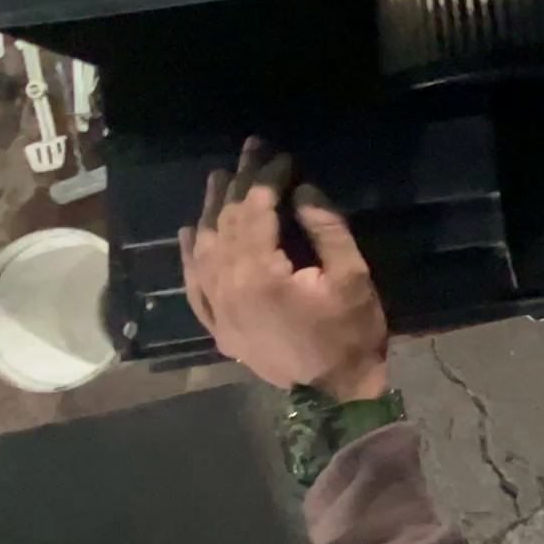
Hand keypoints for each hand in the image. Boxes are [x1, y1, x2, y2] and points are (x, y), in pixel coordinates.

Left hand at [179, 138, 388, 401]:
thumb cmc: (351, 332)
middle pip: (226, 223)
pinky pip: (193, 281)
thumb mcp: (352, 277)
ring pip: (204, 248)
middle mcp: (225, 285)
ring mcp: (216, 307)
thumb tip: (302, 191)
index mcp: (258, 273)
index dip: (267, 179)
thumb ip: (327, 229)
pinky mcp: (218, 324)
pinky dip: (191, 252)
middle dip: (239, 183)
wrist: (336, 392)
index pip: (255, 210)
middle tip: (251, 150)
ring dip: (212, 209)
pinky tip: (193, 231)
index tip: (284, 156)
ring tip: (220, 178)